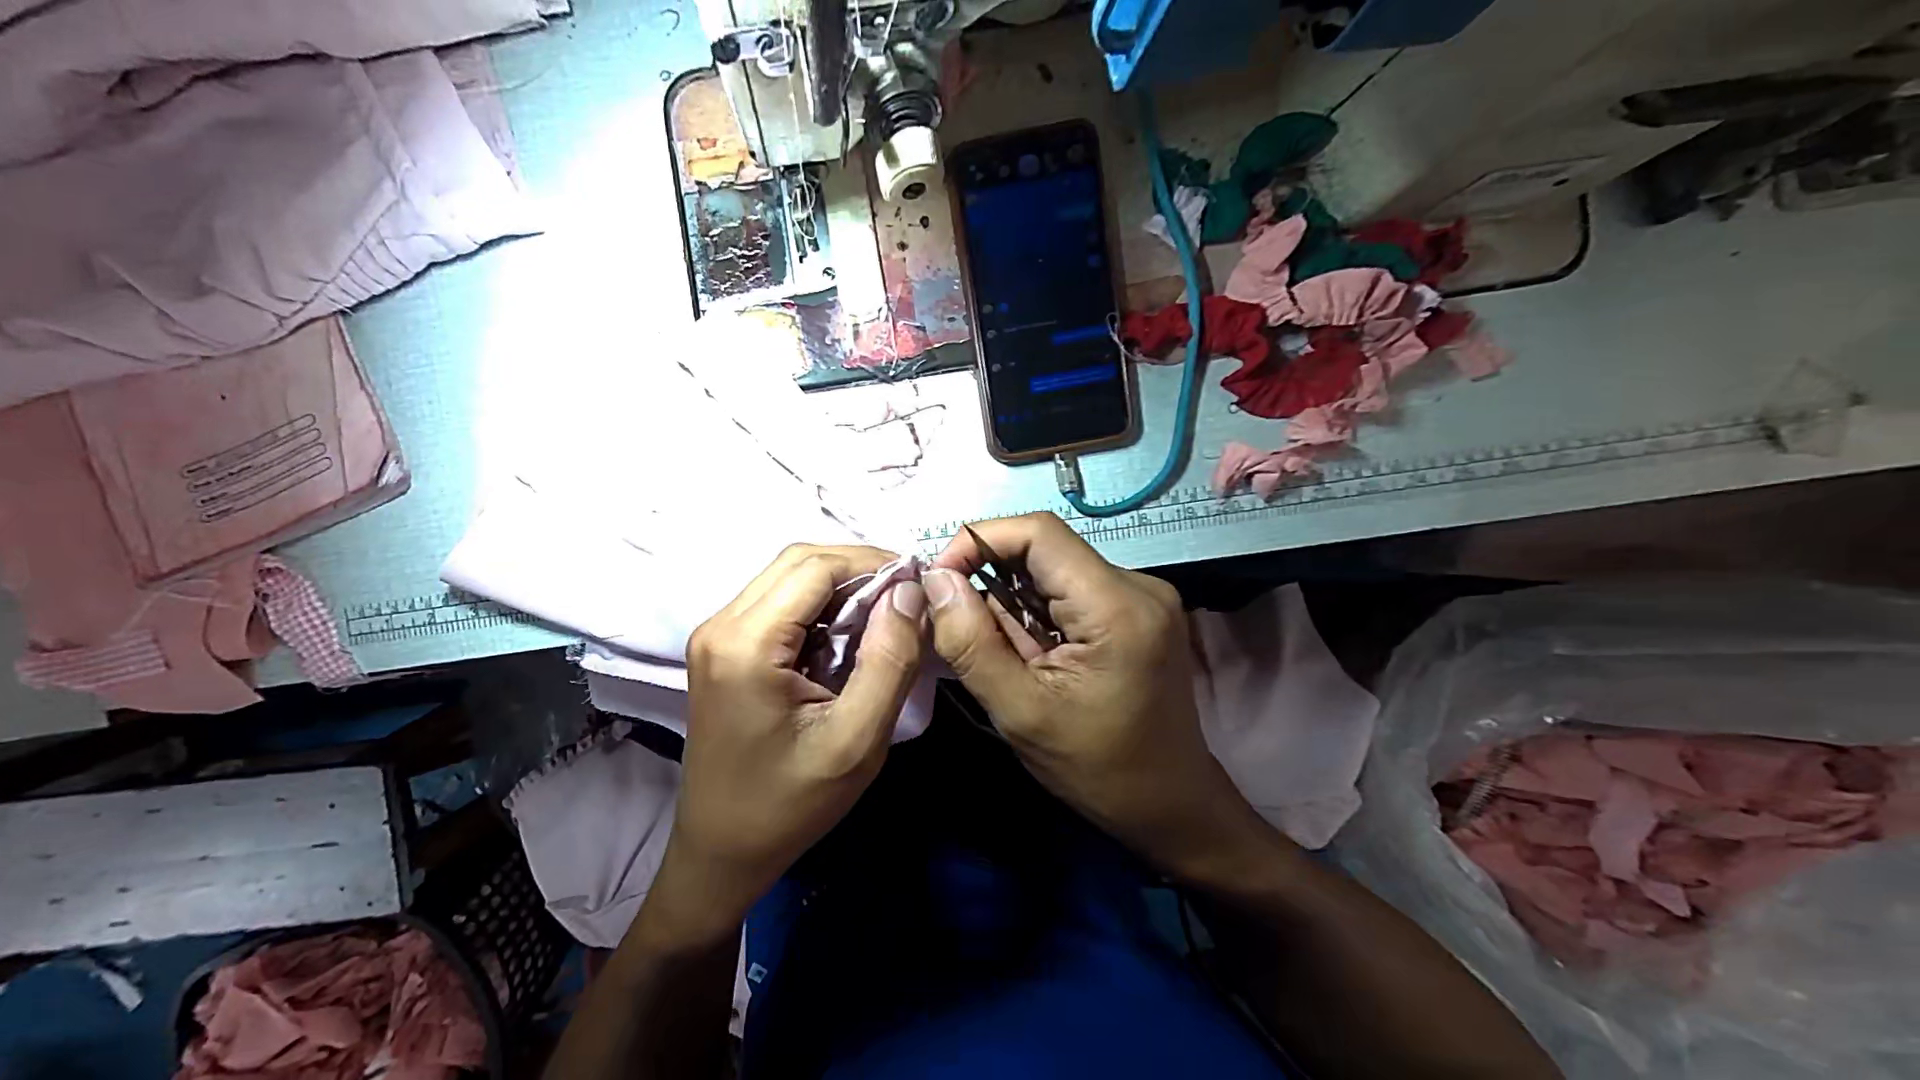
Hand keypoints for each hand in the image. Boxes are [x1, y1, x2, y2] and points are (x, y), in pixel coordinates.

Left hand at [650, 544, 927, 942]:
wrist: (722, 851)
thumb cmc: (789, 804)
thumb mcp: (856, 740)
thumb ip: (889, 661)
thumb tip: (910, 591)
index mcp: (745, 644)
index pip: (816, 567)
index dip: (873, 563)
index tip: (920, 582)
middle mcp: (721, 626)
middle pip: (798, 563)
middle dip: (859, 568)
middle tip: (907, 597)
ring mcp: (717, 636)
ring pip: (788, 578)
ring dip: (841, 586)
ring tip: (886, 615)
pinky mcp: (724, 649)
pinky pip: (779, 604)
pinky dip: (821, 607)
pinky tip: (850, 635)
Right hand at [923, 513, 1265, 876]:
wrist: (1171, 805)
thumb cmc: (1097, 769)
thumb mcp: (1020, 712)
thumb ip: (971, 642)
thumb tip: (936, 579)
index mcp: (1117, 606)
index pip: (1039, 532)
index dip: (980, 541)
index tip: (942, 580)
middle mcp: (1138, 585)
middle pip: (1045, 550)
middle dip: (994, 580)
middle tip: (966, 631)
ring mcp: (1143, 595)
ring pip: (1055, 570)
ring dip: (1015, 601)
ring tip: (1009, 657)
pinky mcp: (1139, 609)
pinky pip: (1073, 589)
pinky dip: (1039, 612)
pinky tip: (1035, 656)